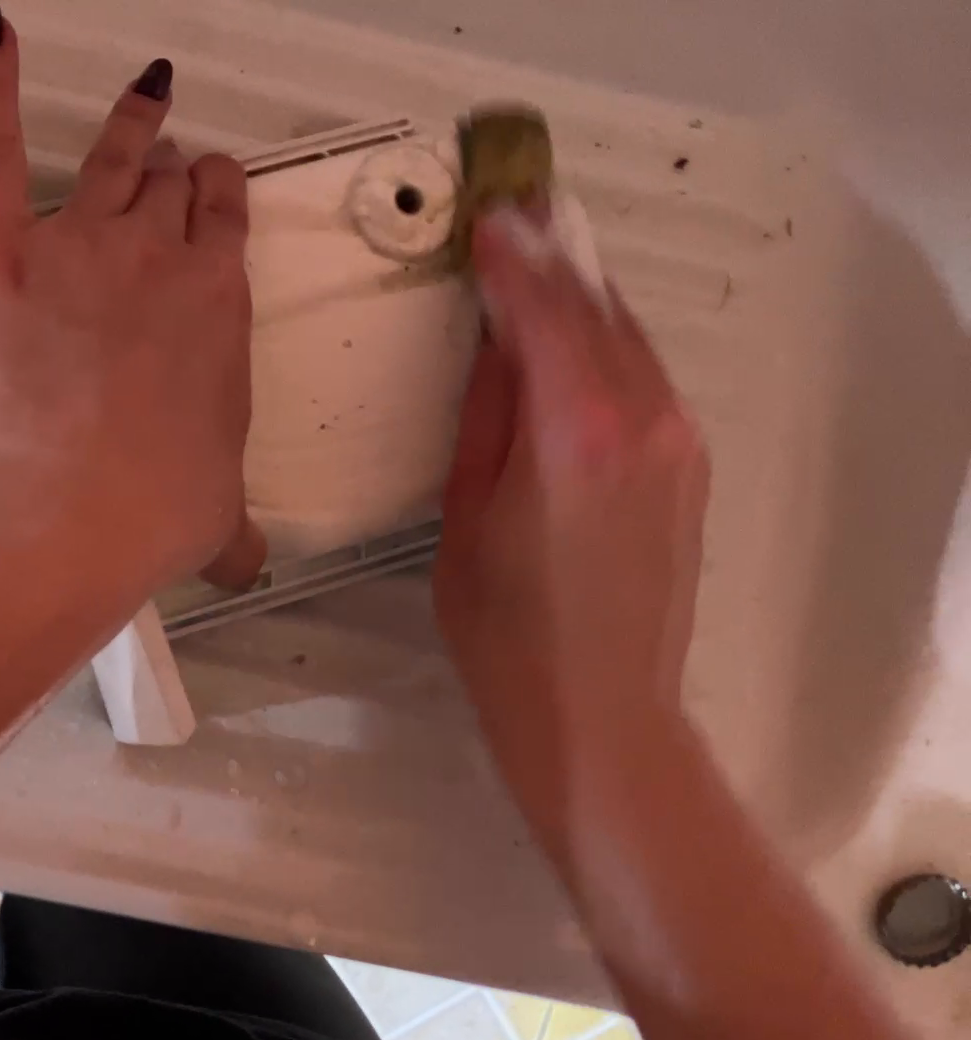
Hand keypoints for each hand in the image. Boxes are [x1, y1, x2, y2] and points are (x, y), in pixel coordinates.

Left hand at [0, 18, 265, 592]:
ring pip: (108, 163)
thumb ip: (229, 528)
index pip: (225, 221)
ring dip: (126, 128)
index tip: (210, 200)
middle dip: (172, 174)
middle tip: (164, 170)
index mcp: (216, 305)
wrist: (70, 511)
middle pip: (169, 189)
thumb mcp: (211, 519)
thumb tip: (245, 565)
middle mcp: (155, 259)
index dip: (218, 204)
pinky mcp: (0, 263)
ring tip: (141, 97)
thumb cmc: (153, 512)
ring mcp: (76, 251)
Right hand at [435, 204, 710, 784]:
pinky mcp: (689, 469)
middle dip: (556, 264)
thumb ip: (486, 424)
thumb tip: (497, 354)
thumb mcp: (463, 517)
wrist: (597, 706)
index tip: (487, 220)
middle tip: (513, 222)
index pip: (546, 317)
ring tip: (536, 269)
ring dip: (582, 301)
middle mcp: (646, 421)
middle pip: (601, 314)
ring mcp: (681, 443)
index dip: (514, 264)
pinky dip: (605, 345)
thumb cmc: (501, 623)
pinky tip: (571, 343)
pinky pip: (645, 380)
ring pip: (630, 342)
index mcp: (576, 433)